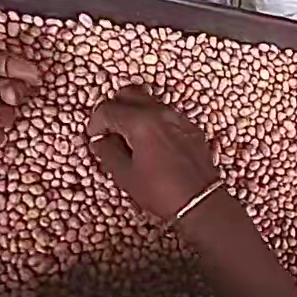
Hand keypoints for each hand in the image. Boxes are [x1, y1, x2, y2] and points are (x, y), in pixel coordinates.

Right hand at [86, 87, 223, 221]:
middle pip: (129, 94)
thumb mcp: (126, 175)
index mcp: (141, 121)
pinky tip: (152, 144)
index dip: (96, 123)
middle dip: (114, 108)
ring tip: (130, 139)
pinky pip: (167, 115)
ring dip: (135, 113)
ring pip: (150, 102)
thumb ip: (108, 152)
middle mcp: (161, 113)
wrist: (200, 202)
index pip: (108, 109)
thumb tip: (100, 140)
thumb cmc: (161, 192)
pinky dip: (154, 122)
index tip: (95, 137)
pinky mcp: (191, 129)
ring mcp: (179, 119)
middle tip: (110, 131)